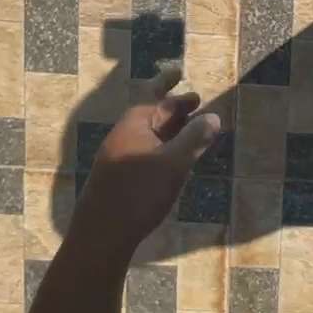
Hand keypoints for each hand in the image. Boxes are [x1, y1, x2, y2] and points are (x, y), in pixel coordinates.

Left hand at [68, 65, 221, 255]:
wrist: (99, 241)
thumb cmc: (138, 193)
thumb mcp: (174, 162)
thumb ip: (195, 137)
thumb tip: (213, 117)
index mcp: (132, 126)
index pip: (153, 96)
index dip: (167, 83)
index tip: (178, 71)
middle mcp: (122, 139)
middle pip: (152, 115)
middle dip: (175, 109)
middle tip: (197, 103)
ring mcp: (118, 161)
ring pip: (149, 136)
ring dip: (172, 130)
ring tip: (194, 131)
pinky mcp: (118, 182)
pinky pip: (145, 153)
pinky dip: (164, 149)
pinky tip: (176, 161)